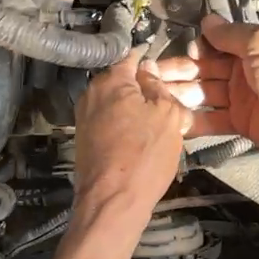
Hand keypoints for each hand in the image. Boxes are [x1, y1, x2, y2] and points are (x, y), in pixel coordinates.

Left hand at [72, 54, 188, 227]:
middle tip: (173, 100)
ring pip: (118, 104)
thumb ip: (158, 86)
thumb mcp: (166, 115)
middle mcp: (91, 93)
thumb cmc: (144, 154)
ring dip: (138, 110)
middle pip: (124, 82)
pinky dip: (127, 126)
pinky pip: (111, 123)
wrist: (112, 202)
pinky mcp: (85, 140)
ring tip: (163, 124)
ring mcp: (84, 118)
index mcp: (110, 80)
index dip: (153, 60)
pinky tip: (145, 140)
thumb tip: (148, 70)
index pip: (133, 56)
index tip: (171, 68)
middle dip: (147, 88)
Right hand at [149, 14, 258, 161]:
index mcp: (257, 44)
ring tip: (155, 97)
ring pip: (205, 93)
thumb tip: (207, 20)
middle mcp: (248, 68)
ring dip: (181, 94)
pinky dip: (195, 121)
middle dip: (180, 71)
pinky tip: (173, 120)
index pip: (219, 41)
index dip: (199, 46)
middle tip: (151, 75)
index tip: (185, 50)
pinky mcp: (242, 122)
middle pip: (206, 68)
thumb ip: (230, 34)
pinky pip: (214, 119)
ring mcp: (244, 96)